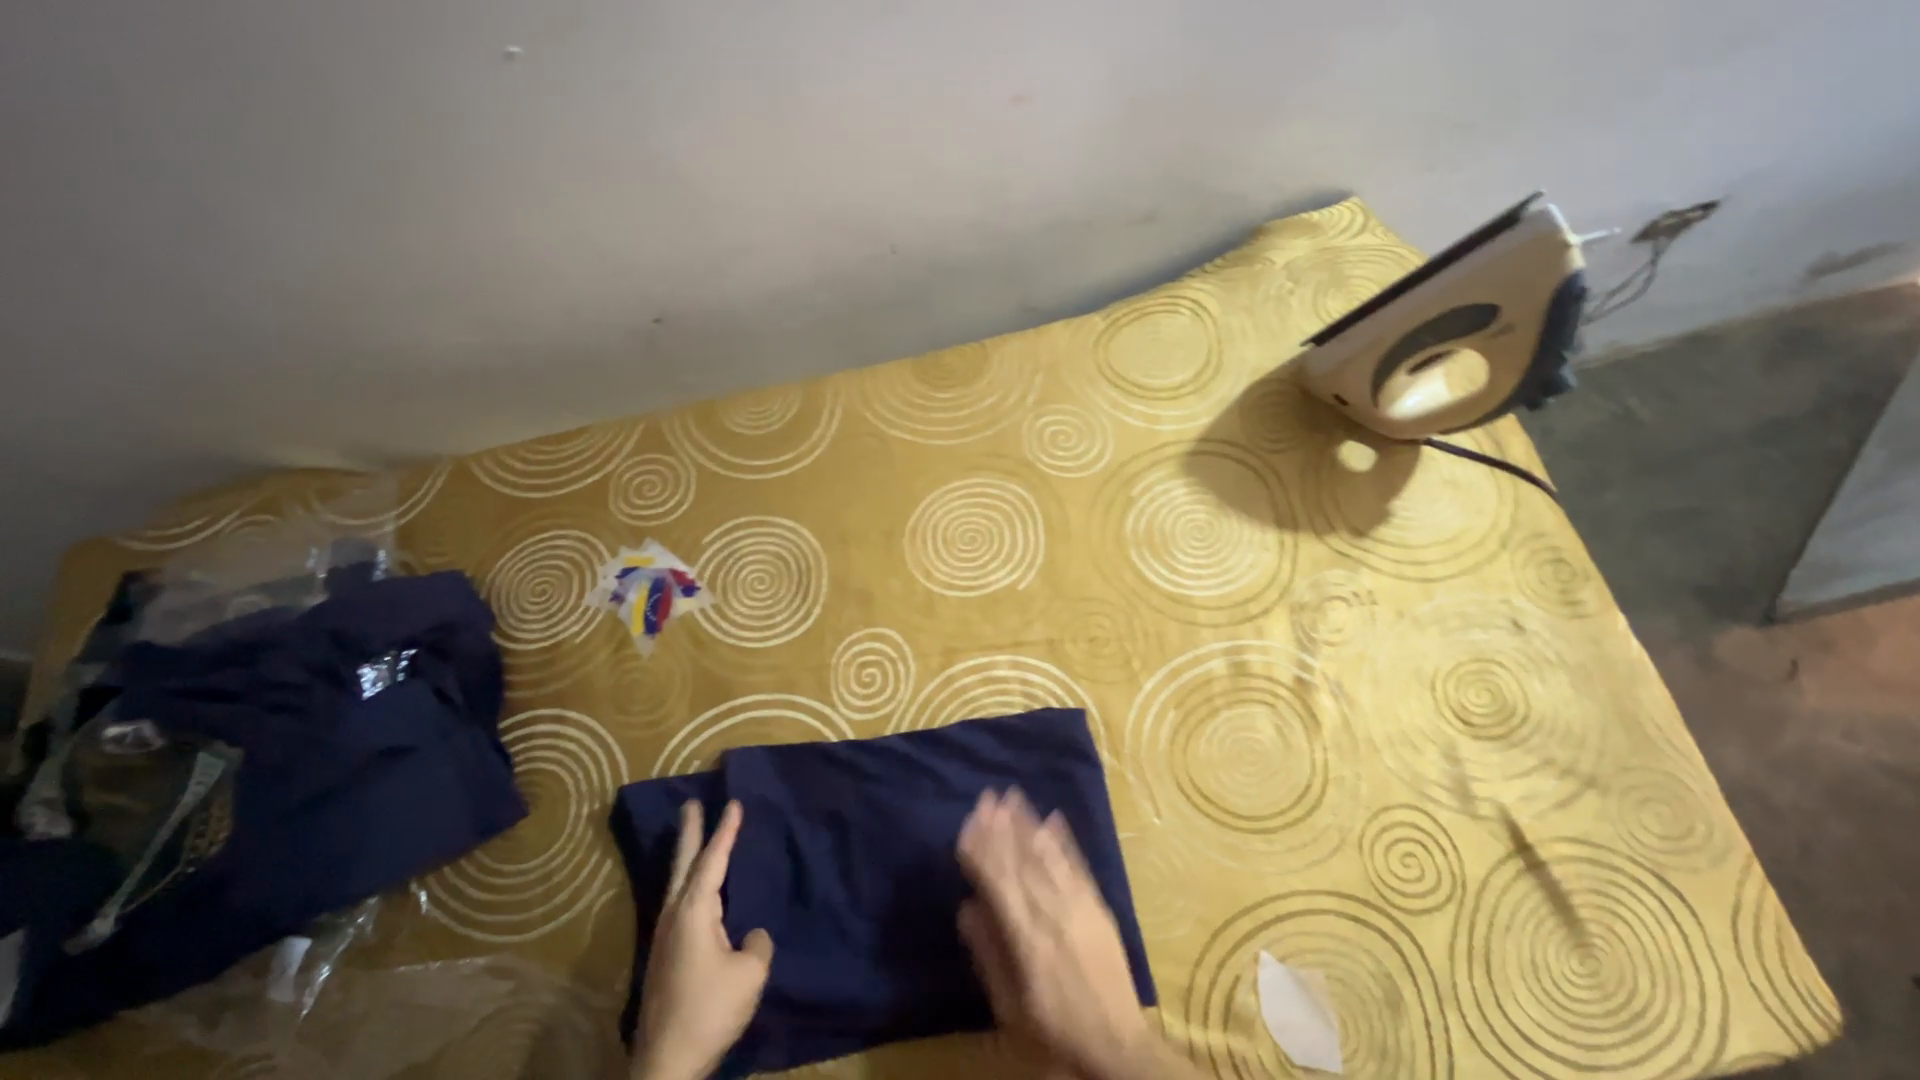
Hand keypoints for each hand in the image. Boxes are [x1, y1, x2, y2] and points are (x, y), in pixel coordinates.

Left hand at [631, 800, 774, 1079]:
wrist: (669, 1060)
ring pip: (677, 886)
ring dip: (687, 858)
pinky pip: (679, 906)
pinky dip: (689, 886)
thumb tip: (751, 934)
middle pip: (682, 865)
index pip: (712, 861)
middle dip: (689, 834)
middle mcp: (673, 917)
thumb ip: (757, 943)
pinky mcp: (665, 958)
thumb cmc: (711, 1009)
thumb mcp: (750, 973)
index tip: (734, 803)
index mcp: (694, 912)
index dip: (725, 832)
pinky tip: (698, 895)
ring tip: (694, 839)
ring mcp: (664, 938)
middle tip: (691, 804)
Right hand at [956, 789, 1168, 1079]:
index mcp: (1026, 938)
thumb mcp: (1009, 1006)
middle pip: (1022, 861)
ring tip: (1014, 796)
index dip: (981, 849)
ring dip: (1029, 824)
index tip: (967, 821)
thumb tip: (968, 906)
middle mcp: (1052, 913)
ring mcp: (1080, 907)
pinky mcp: (1100, 908)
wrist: (1116, 1047)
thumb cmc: (1053, 1030)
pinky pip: (1078, 867)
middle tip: (987, 795)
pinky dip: (1064, 841)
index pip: (997, 881)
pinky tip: (1054, 819)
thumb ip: (989, 954)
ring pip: (1048, 857)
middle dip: (1002, 826)